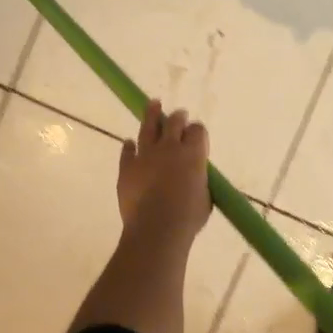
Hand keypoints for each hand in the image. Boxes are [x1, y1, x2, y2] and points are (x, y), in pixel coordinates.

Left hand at [117, 100, 212, 246]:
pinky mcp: (127, 167)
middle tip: (179, 114)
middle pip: (174, 122)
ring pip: (148, 127)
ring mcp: (146, 155)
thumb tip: (196, 176)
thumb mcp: (206, 197)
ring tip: (153, 104)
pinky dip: (129, 146)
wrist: (156, 228)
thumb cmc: (187, 217)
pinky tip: (129, 143)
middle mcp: (170, 147)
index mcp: (193, 153)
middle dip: (178, 117)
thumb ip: (200, 180)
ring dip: (152, 114)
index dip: (197, 131)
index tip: (196, 133)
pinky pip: (127, 151)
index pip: (197, 131)